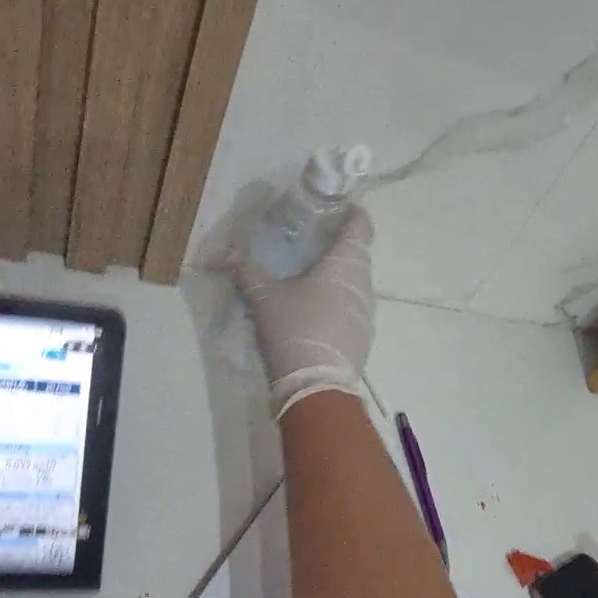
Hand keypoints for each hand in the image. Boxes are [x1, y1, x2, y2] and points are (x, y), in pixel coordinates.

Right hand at [234, 209, 375, 416]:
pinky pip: (350, 312)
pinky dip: (335, 307)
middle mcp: (364, 284)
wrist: (315, 386)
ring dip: (335, 281)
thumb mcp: (263, 298)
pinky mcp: (363, 339)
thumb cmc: (294, 329)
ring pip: (354, 285)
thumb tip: (230, 253)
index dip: (349, 214)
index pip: (360, 225)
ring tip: (305, 284)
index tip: (332, 211)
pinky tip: (310, 317)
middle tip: (306, 248)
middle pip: (356, 255)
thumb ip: (248, 272)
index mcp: (346, 263)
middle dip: (335, 249)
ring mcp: (367, 314)